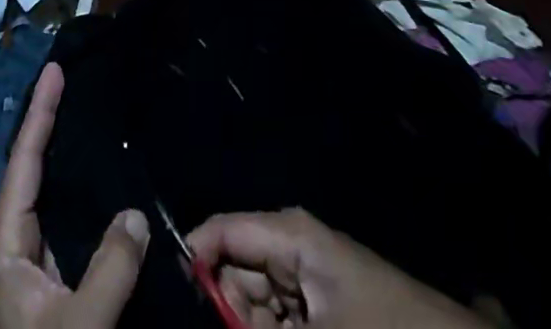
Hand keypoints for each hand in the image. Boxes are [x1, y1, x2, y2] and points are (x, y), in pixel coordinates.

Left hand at [0, 63, 149, 328]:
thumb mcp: (80, 324)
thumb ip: (110, 268)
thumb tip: (134, 213)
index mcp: (7, 247)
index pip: (22, 166)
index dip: (38, 115)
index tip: (53, 71)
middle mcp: (16, 245)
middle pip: (31, 171)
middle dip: (48, 124)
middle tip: (70, 81)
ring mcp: (35, 262)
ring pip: (52, 194)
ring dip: (67, 154)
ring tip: (88, 113)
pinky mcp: (55, 279)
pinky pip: (72, 219)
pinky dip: (87, 189)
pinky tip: (107, 176)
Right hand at [186, 209, 489, 328]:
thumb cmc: (377, 326)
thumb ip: (248, 325)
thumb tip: (203, 309)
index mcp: (288, 234)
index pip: (219, 231)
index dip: (191, 263)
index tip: (173, 304)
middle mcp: (291, 245)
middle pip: (230, 270)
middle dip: (221, 305)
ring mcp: (304, 275)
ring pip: (249, 300)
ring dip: (245, 322)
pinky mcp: (316, 303)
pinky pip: (273, 315)